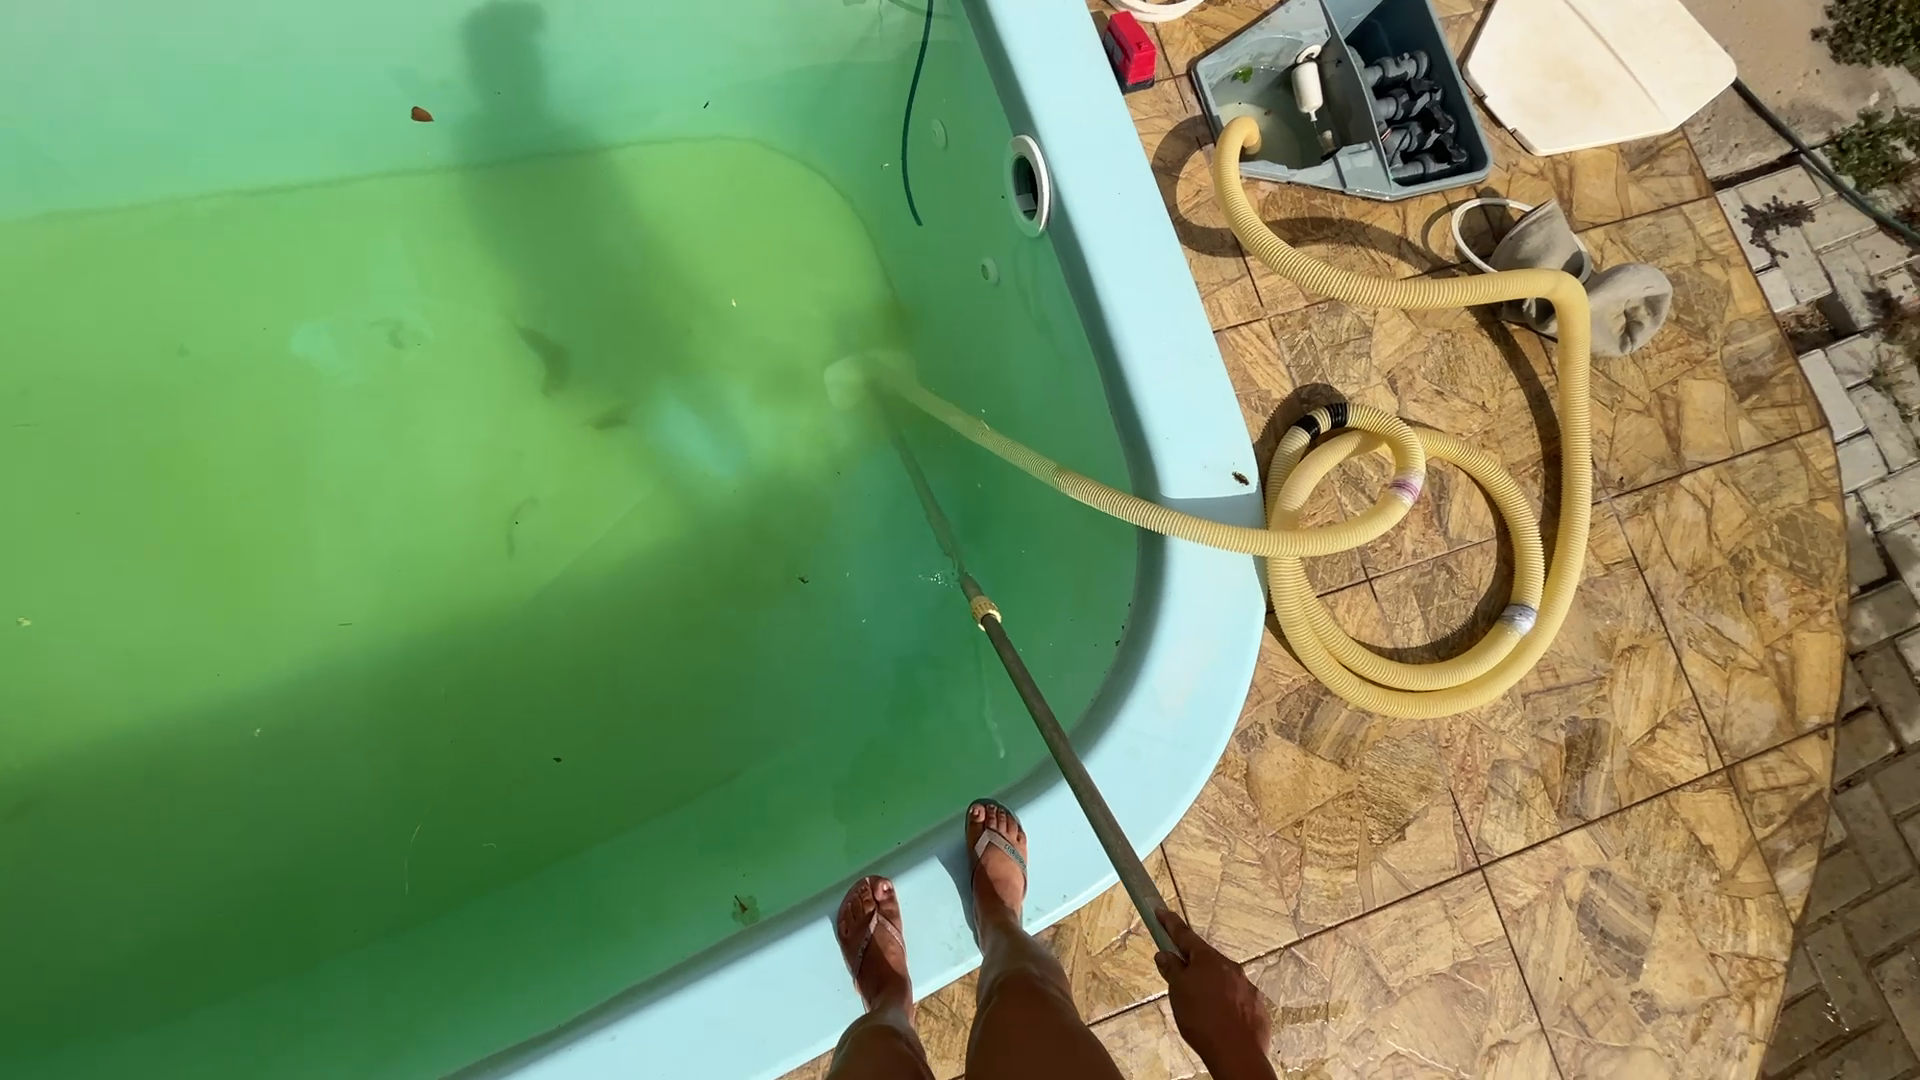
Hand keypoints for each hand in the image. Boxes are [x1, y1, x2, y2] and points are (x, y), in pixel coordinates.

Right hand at [1154, 910, 1274, 1077]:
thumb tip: (1165, 954)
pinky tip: (1222, 1020)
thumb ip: (1171, 970)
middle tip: (1181, 978)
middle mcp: (1230, 966)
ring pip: (1224, 979)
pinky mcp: (1258, 1007)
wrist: (1237, 1055)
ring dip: (1212, 986)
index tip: (1161, 912)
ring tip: (1203, 1008)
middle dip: (1193, 964)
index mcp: (1207, 958)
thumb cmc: (1202, 1019)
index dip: (1170, 923)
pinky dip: (1228, 1004)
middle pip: (1206, 959)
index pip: (1185, 934)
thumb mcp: (1177, 993)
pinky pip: (1238, 999)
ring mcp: (1247, 987)